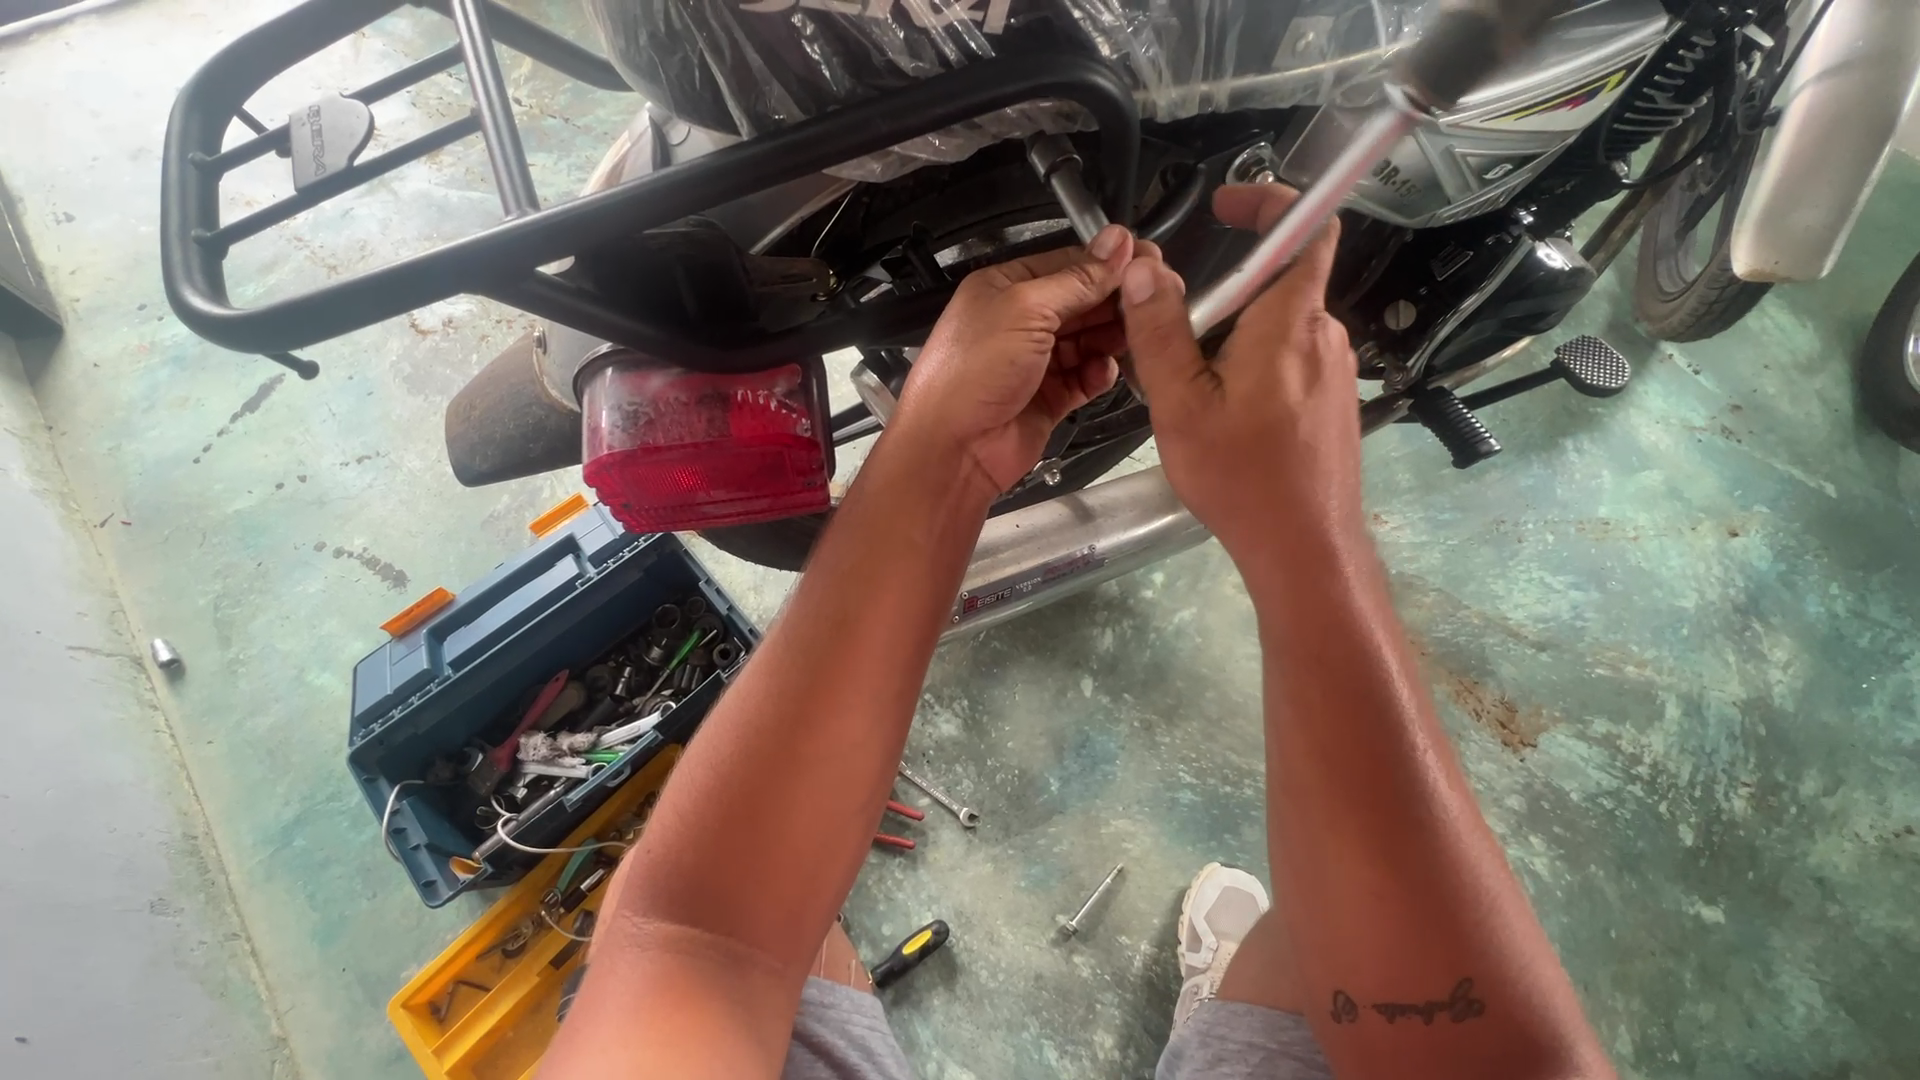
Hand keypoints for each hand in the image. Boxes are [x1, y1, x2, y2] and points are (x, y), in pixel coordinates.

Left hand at [890, 224, 1135, 494]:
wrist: (952, 449)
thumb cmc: (973, 372)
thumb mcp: (1026, 309)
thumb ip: (1077, 279)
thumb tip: (1119, 242)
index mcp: (1005, 288)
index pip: (1067, 264)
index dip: (1108, 263)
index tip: (1150, 261)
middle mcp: (1019, 321)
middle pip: (1082, 302)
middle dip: (1115, 301)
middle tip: (1155, 298)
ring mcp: (1034, 363)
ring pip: (1088, 341)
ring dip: (1112, 337)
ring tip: (1137, 335)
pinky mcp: (1048, 399)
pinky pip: (1084, 379)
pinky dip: (1098, 374)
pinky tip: (1104, 372)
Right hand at [1119, 185, 1361, 569]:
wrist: (1303, 546)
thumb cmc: (1241, 477)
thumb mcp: (1181, 405)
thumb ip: (1161, 334)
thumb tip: (1148, 272)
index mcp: (1290, 323)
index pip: (1306, 227)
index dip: (1270, 201)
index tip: (1226, 206)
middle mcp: (1325, 336)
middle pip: (1279, 286)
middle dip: (1225, 297)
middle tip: (1177, 340)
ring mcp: (1335, 373)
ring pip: (1281, 330)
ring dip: (1236, 340)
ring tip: (1197, 393)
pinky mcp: (1335, 404)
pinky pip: (1292, 363)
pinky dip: (1256, 369)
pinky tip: (1230, 421)